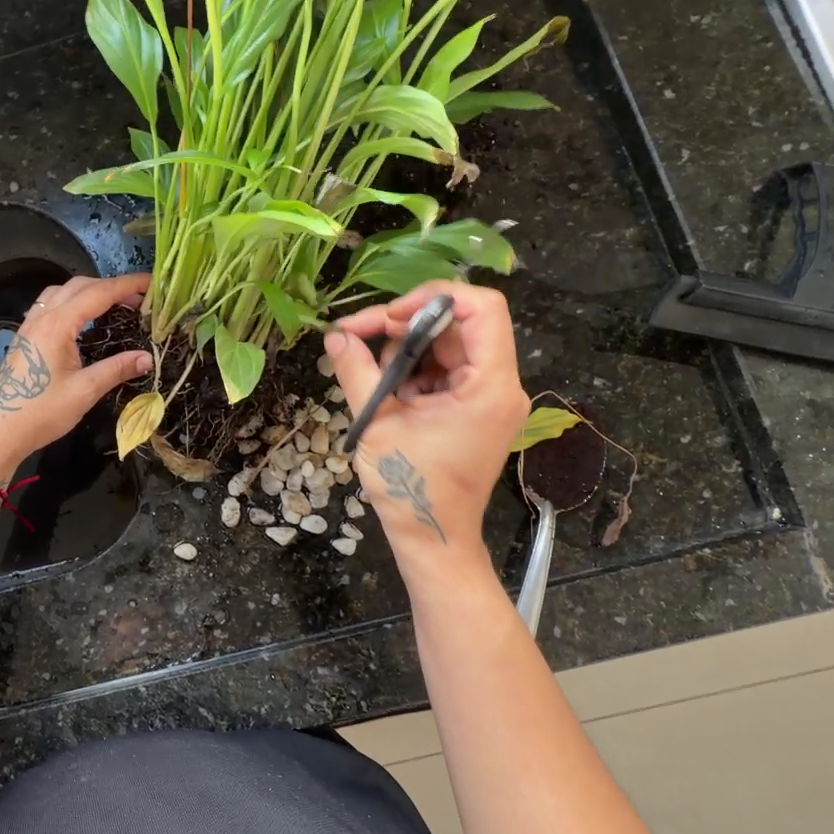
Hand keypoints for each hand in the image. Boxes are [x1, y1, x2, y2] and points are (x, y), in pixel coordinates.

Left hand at [0, 274, 153, 483]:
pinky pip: (49, 306)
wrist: (1, 432)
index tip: (152, 284)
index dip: (128, 285)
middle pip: (80, 285)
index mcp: (58, 325)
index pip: (99, 293)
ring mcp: (29, 326)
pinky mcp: (24, 337)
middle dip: (111, 286)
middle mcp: (41, 317)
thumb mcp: (85, 391)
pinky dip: (71, 302)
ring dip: (89, 291)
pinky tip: (83, 320)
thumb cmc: (42, 413)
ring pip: (61, 292)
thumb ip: (117, 369)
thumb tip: (148, 358)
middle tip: (138, 299)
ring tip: (113, 305)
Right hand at [324, 282, 529, 566]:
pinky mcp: (471, 410)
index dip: (433, 299)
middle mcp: (498, 385)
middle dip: (404, 326)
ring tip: (366, 373)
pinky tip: (383, 391)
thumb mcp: (376, 422)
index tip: (388, 317)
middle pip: (456, 327)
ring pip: (445, 348)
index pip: (482, 309)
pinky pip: (442, 372)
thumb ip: (356, 372)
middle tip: (356, 336)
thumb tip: (335, 336)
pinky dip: (410, 373)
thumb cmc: (409, 484)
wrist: (430, 534)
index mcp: (490, 385)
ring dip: (402, 351)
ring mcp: (486, 398)